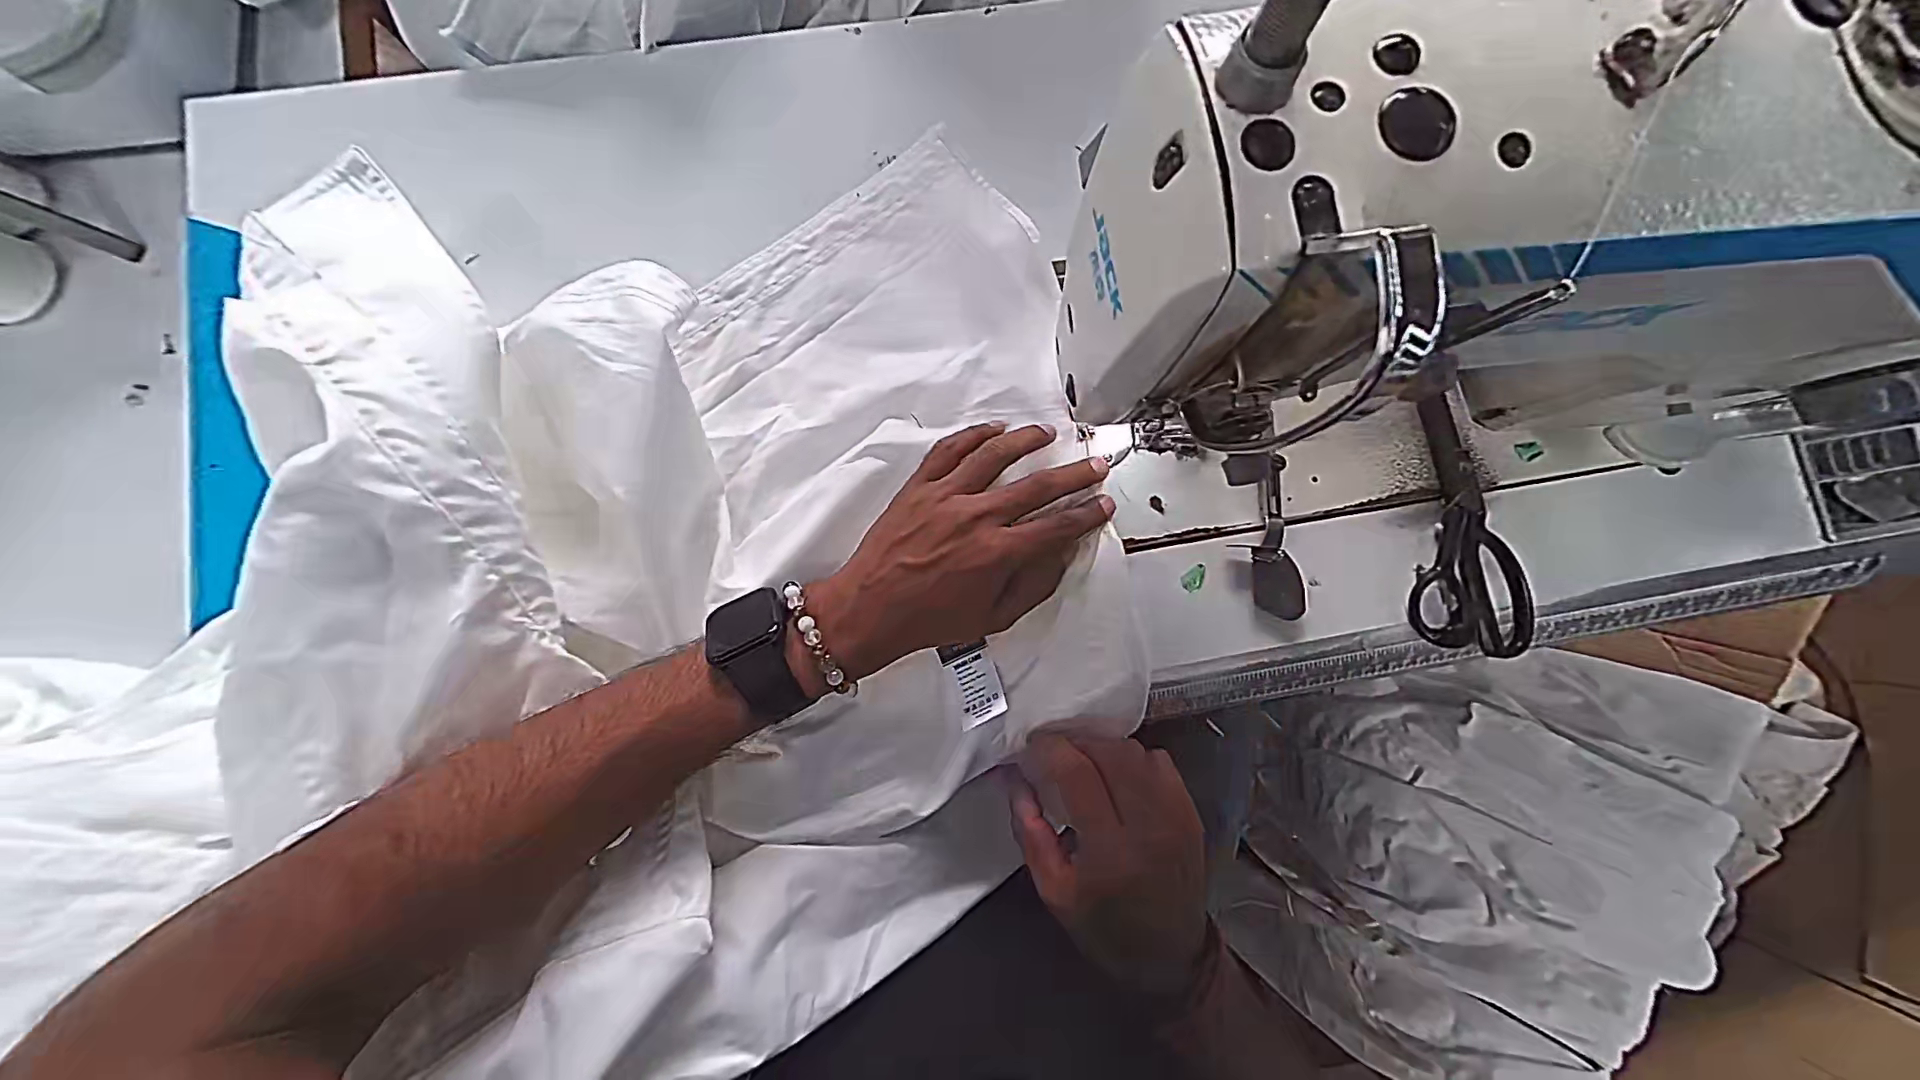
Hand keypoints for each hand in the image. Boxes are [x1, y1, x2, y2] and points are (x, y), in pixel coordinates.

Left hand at [802, 422, 1114, 683]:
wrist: (870, 609)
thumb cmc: (926, 618)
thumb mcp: (992, 617)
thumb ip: (1032, 586)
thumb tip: (1058, 557)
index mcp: (996, 553)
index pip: (1056, 525)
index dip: (1086, 514)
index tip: (1100, 505)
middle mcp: (974, 518)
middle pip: (1037, 485)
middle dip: (1074, 474)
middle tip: (1092, 466)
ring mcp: (945, 498)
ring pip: (995, 455)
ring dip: (1026, 441)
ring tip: (1045, 434)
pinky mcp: (919, 488)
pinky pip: (950, 451)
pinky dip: (974, 436)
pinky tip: (992, 431)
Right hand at [1010, 734, 1209, 1000]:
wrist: (1170, 957)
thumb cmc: (1104, 926)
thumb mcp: (1053, 891)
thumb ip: (1030, 831)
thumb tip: (1015, 779)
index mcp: (1110, 852)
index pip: (1077, 773)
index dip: (1049, 749)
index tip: (1031, 747)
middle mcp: (1149, 826)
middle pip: (1109, 752)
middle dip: (1075, 742)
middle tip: (1054, 752)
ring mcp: (1176, 816)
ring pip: (1135, 751)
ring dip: (1103, 747)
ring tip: (1083, 761)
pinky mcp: (1191, 812)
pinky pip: (1160, 761)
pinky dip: (1133, 757)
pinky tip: (1116, 773)